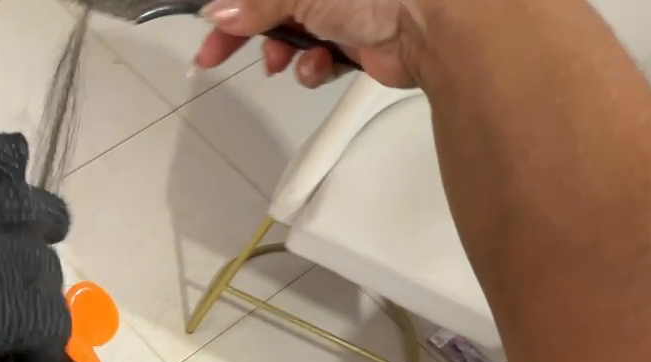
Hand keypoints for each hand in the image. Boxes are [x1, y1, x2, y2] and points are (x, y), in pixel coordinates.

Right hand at [195, 0, 426, 88]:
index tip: (211, 25)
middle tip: (214, 57)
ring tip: (281, 62)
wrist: (440, 16)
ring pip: (297, 32)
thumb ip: (256, 2)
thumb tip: (216, 14)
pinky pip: (324, 56)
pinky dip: (315, 66)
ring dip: (283, 52)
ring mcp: (353, 4)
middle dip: (250, 31)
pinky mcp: (364, 37)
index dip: (236, 3)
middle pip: (278, 3)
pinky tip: (321, 66)